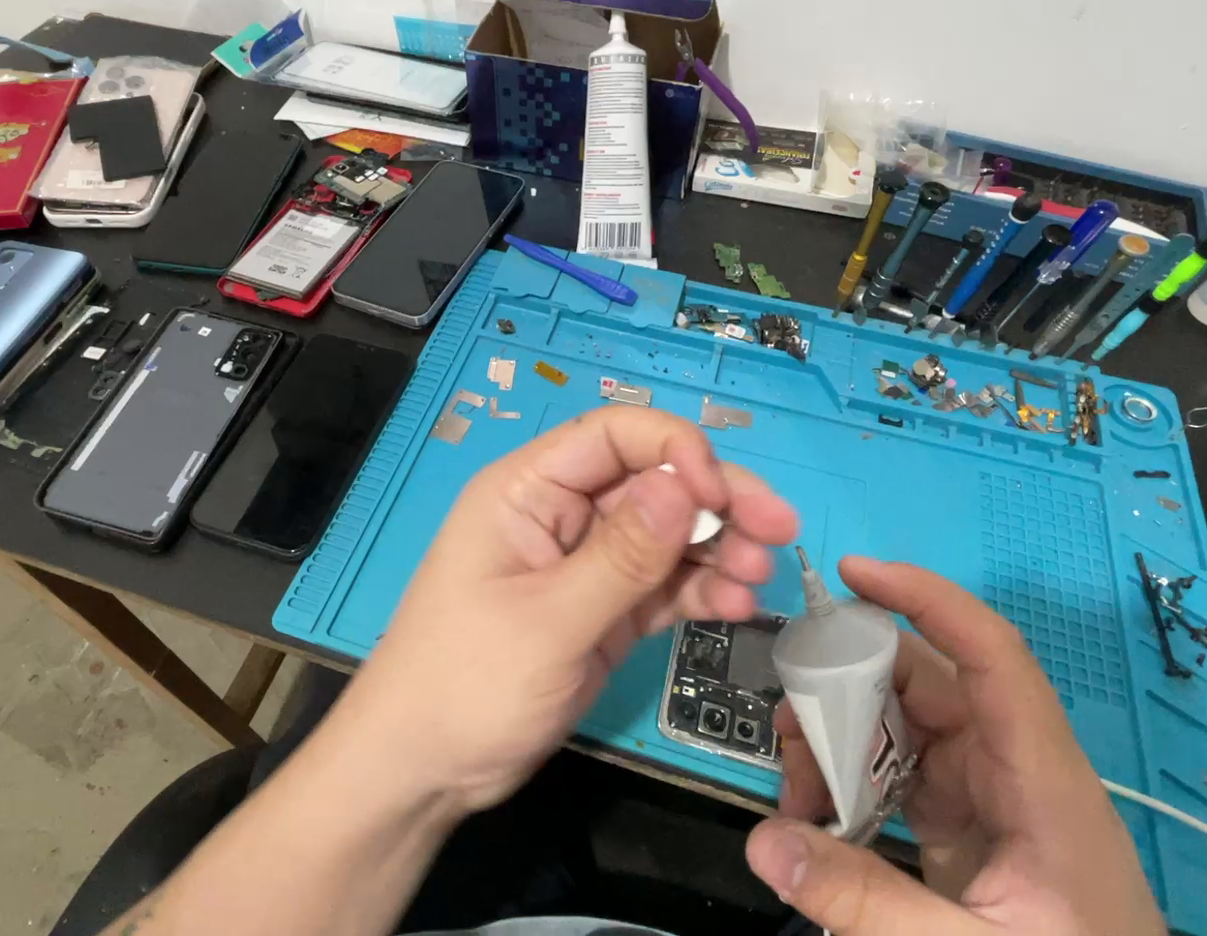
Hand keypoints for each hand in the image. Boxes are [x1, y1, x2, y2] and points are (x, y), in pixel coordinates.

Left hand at [332, 407, 798, 814]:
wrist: (427, 769)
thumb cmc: (467, 682)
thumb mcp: (548, 619)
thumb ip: (621, 555)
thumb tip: (685, 487)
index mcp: (528, 491)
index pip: (611, 437)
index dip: (674, 450)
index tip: (722, 493)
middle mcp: (561, 516)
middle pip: (651, 484)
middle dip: (716, 501)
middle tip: (779, 528)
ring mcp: (586, 565)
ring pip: (666, 535)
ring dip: (718, 549)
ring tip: (759, 579)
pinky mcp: (604, 610)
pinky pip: (662, 584)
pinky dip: (700, 590)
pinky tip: (735, 605)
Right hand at [746, 557, 1163, 934]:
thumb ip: (863, 902)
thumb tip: (761, 841)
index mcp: (1043, 781)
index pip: (992, 656)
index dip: (927, 599)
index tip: (854, 572)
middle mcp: (1014, 770)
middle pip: (925, 686)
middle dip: (848, 688)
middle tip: (788, 717)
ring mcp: (988, 797)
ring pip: (900, 727)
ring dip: (840, 744)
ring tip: (796, 792)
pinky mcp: (965, 825)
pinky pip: (893, 773)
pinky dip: (849, 783)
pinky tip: (818, 819)